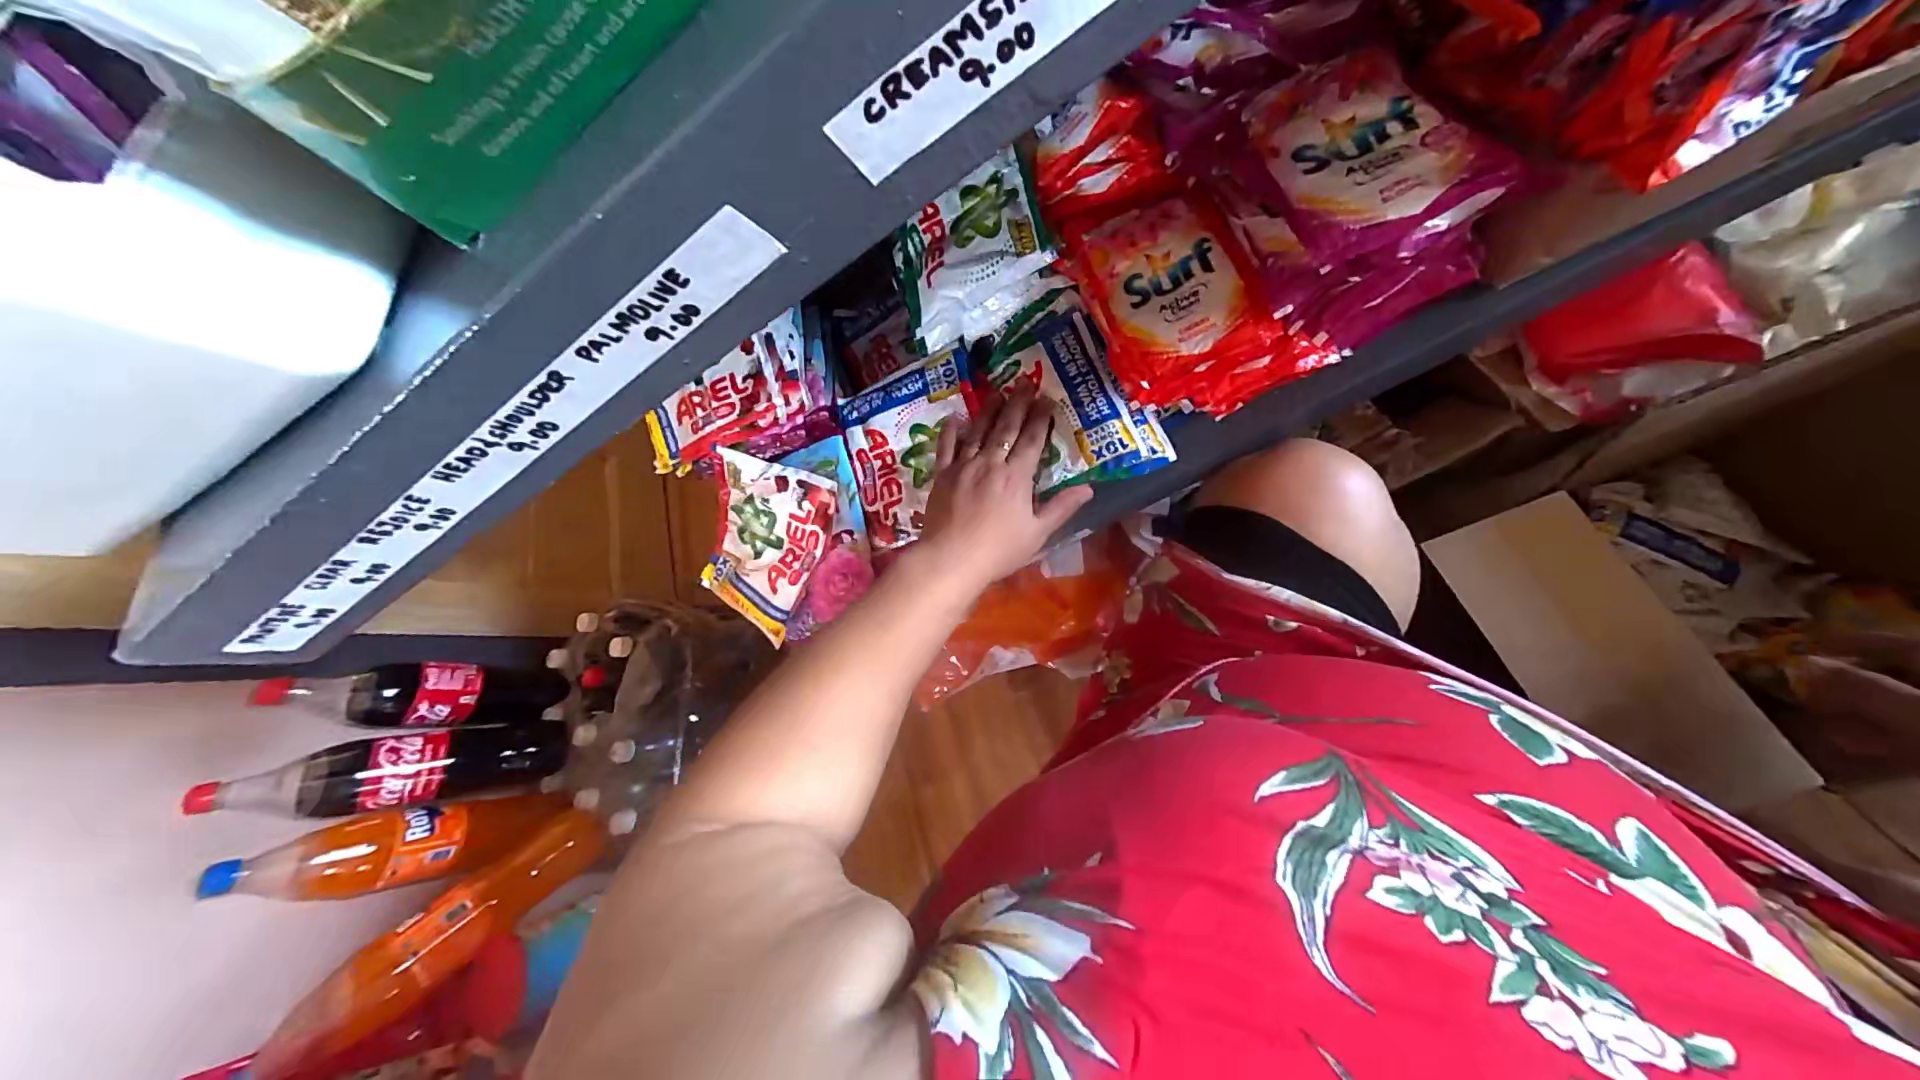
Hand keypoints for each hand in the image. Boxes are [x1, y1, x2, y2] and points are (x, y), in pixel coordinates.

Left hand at [916, 388, 1094, 590]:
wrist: (951, 558)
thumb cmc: (999, 550)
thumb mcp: (1037, 533)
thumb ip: (1061, 508)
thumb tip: (1089, 488)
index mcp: (1017, 477)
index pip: (1032, 440)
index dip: (1041, 418)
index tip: (1047, 399)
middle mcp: (991, 463)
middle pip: (1006, 428)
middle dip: (1018, 404)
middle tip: (1025, 382)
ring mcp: (964, 467)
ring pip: (978, 432)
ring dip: (988, 411)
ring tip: (997, 392)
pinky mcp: (941, 476)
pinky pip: (946, 448)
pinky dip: (951, 432)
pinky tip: (955, 419)